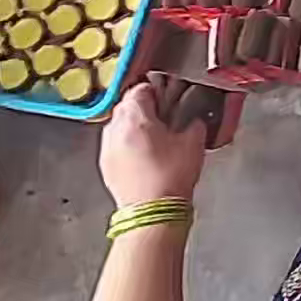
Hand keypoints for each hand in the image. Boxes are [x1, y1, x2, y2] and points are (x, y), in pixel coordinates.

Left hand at [97, 83, 206, 207]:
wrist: (153, 212)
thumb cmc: (171, 176)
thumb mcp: (194, 143)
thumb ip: (194, 122)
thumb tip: (194, 118)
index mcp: (135, 116)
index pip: (141, 88)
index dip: (157, 89)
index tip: (169, 96)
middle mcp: (115, 128)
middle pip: (127, 105)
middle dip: (145, 107)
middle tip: (165, 116)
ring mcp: (107, 147)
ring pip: (120, 124)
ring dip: (135, 126)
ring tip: (157, 138)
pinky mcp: (106, 165)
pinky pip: (116, 144)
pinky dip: (129, 144)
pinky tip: (146, 156)